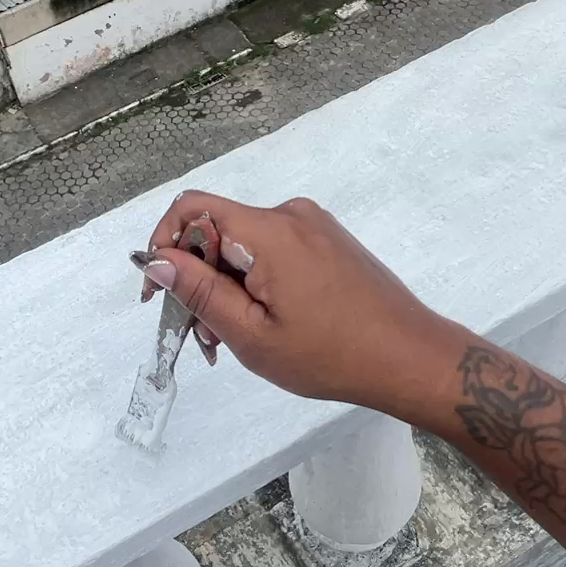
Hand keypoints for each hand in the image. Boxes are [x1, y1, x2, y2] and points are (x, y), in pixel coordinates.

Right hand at [139, 191, 450, 413]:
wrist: (410, 357)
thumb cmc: (330, 355)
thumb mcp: (252, 334)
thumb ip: (200, 292)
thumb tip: (155, 259)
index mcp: (269, 231)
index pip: (192, 209)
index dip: (164, 245)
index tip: (160, 293)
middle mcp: (290, 215)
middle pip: (218, 231)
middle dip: (198, 280)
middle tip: (204, 336)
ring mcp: (313, 226)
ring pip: (244, 246)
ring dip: (227, 288)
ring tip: (235, 339)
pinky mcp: (327, 241)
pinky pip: (272, 251)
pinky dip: (255, 282)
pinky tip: (263, 323)